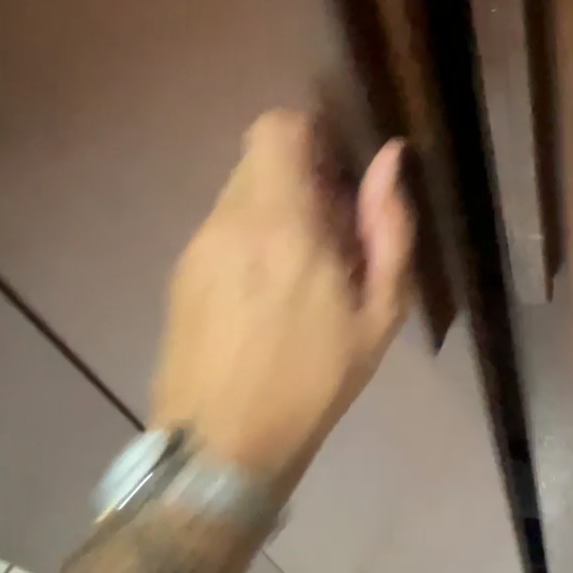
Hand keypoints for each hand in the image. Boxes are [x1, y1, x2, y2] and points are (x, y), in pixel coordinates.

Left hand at [152, 109, 414, 488]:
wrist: (225, 444)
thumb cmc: (317, 378)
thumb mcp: (381, 310)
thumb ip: (390, 227)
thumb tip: (390, 160)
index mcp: (283, 225)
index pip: (277, 129)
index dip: (313, 133)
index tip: (343, 170)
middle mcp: (230, 222)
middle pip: (260, 156)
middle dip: (304, 173)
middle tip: (338, 225)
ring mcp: (198, 245)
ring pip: (241, 191)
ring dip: (280, 205)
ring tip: (309, 265)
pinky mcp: (182, 271)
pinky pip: (225, 225)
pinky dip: (255, 235)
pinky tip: (273, 290)